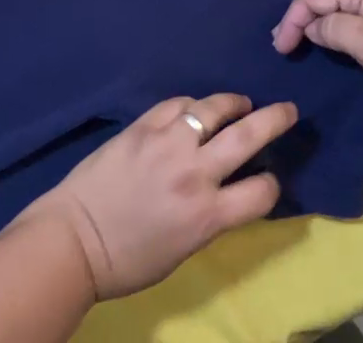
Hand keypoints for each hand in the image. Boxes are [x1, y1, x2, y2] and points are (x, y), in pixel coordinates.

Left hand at [22, 94, 298, 299]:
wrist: (74, 240)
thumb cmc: (129, 259)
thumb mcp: (185, 248)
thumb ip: (212, 215)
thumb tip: (229, 188)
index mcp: (208, 215)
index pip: (263, 190)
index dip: (272, 184)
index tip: (267, 180)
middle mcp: (194, 173)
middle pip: (248, 136)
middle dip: (275, 119)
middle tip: (288, 110)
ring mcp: (167, 144)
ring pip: (212, 108)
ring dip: (232, 103)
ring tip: (240, 103)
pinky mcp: (142, 127)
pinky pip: (176, 105)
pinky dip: (191, 106)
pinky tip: (193, 110)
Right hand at [271, 0, 362, 106]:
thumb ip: (333, 29)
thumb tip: (311, 27)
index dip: (294, 18)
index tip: (282, 47)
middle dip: (298, 17)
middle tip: (282, 44)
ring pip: (331, 2)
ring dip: (310, 20)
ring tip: (293, 41)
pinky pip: (344, 11)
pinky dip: (327, 23)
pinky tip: (317, 37)